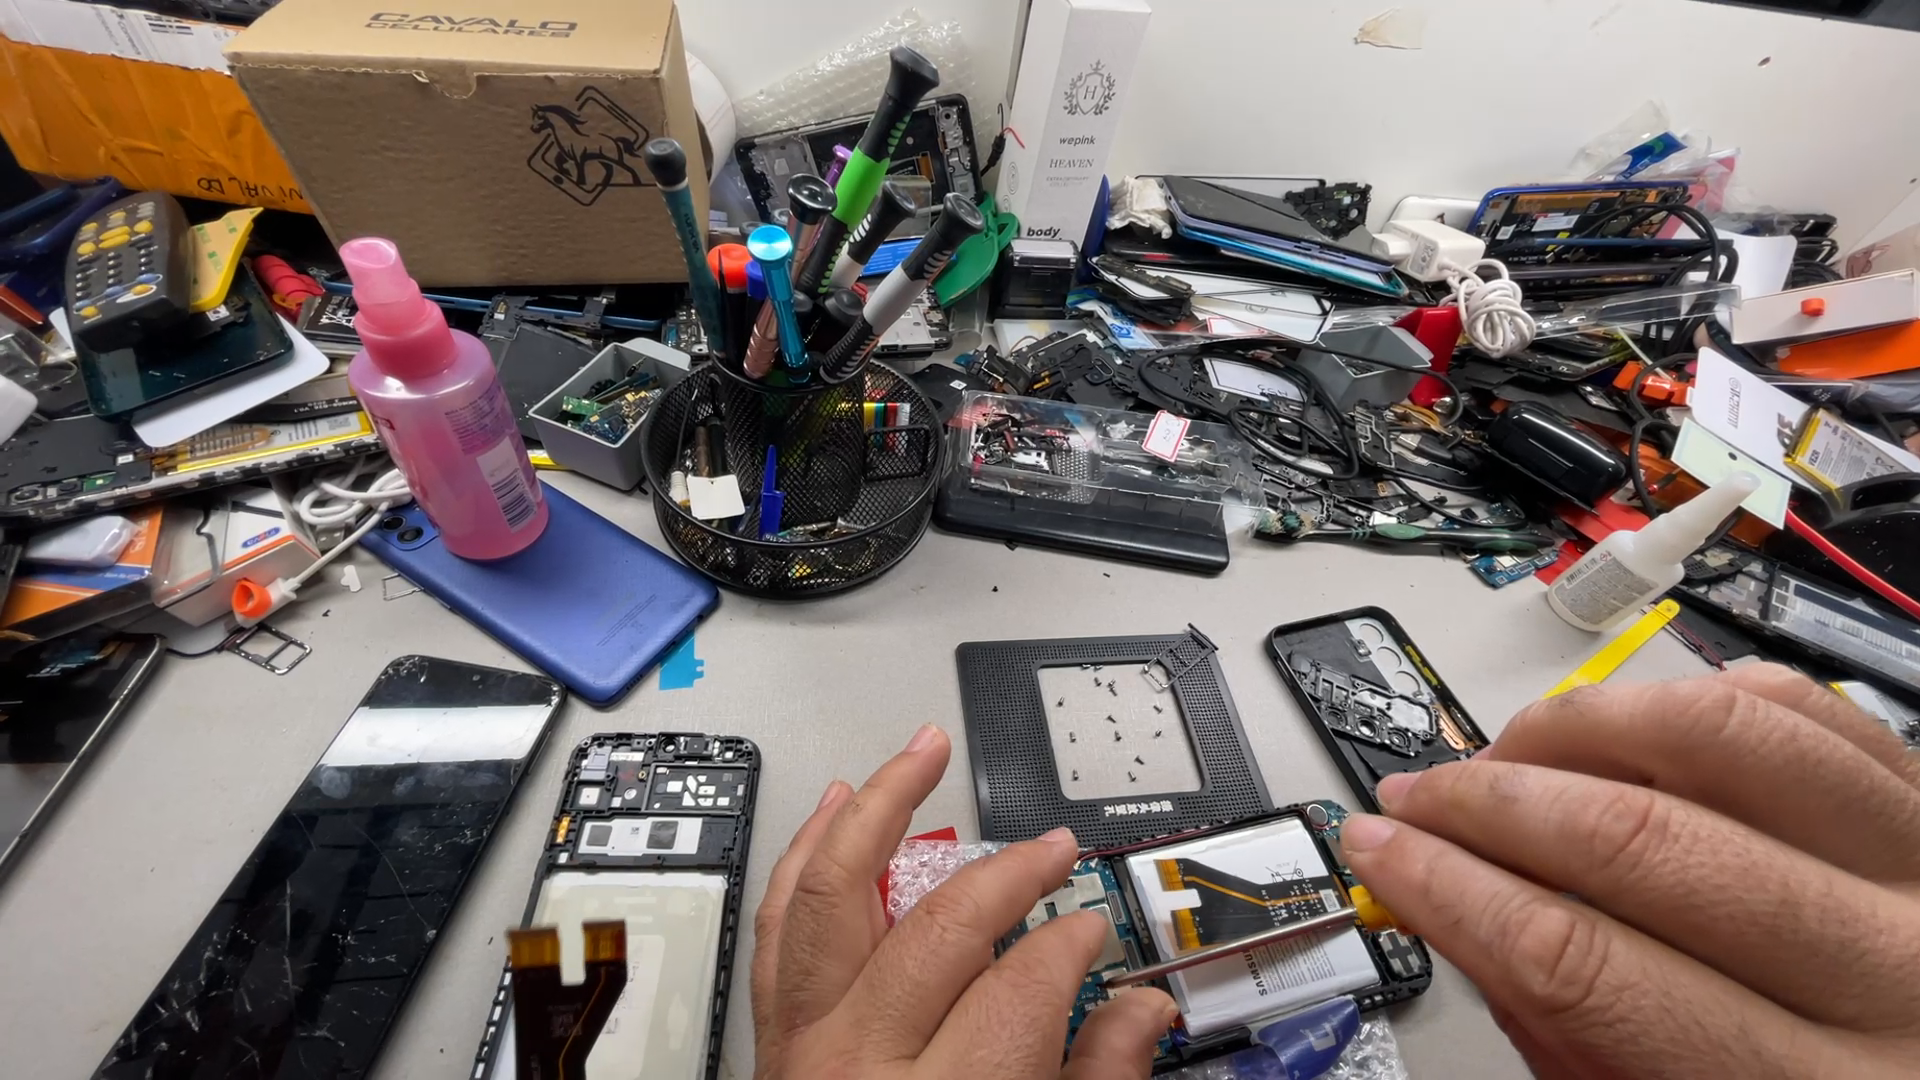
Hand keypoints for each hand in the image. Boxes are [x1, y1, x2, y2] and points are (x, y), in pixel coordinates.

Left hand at [750, 724, 1176, 1078]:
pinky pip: (781, 918)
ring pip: (833, 892)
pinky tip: (838, 803)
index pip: (1020, 991)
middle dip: (1006, 875)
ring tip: (918, 750)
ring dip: (879, 808)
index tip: (1094, 924)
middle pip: (936, 929)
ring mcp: (801, 1042)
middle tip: (1049, 847)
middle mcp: (855, 1067)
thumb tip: (1141, 1009)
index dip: (1071, 944)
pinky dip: (810, 851)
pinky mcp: (773, 1030)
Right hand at [1337, 664, 1919, 1077]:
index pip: (1576, 959)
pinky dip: (1673, 699)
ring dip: (1562, 729)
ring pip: (1711, 732)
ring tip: (1505, 758)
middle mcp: (1915, 979)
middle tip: (1414, 802)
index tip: (1375, 846)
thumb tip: (1432, 896)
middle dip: (1477, 804)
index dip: (1443, 886)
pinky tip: (1616, 738)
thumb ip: (1552, 1024)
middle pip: (1632, 836)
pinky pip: (1796, 706)